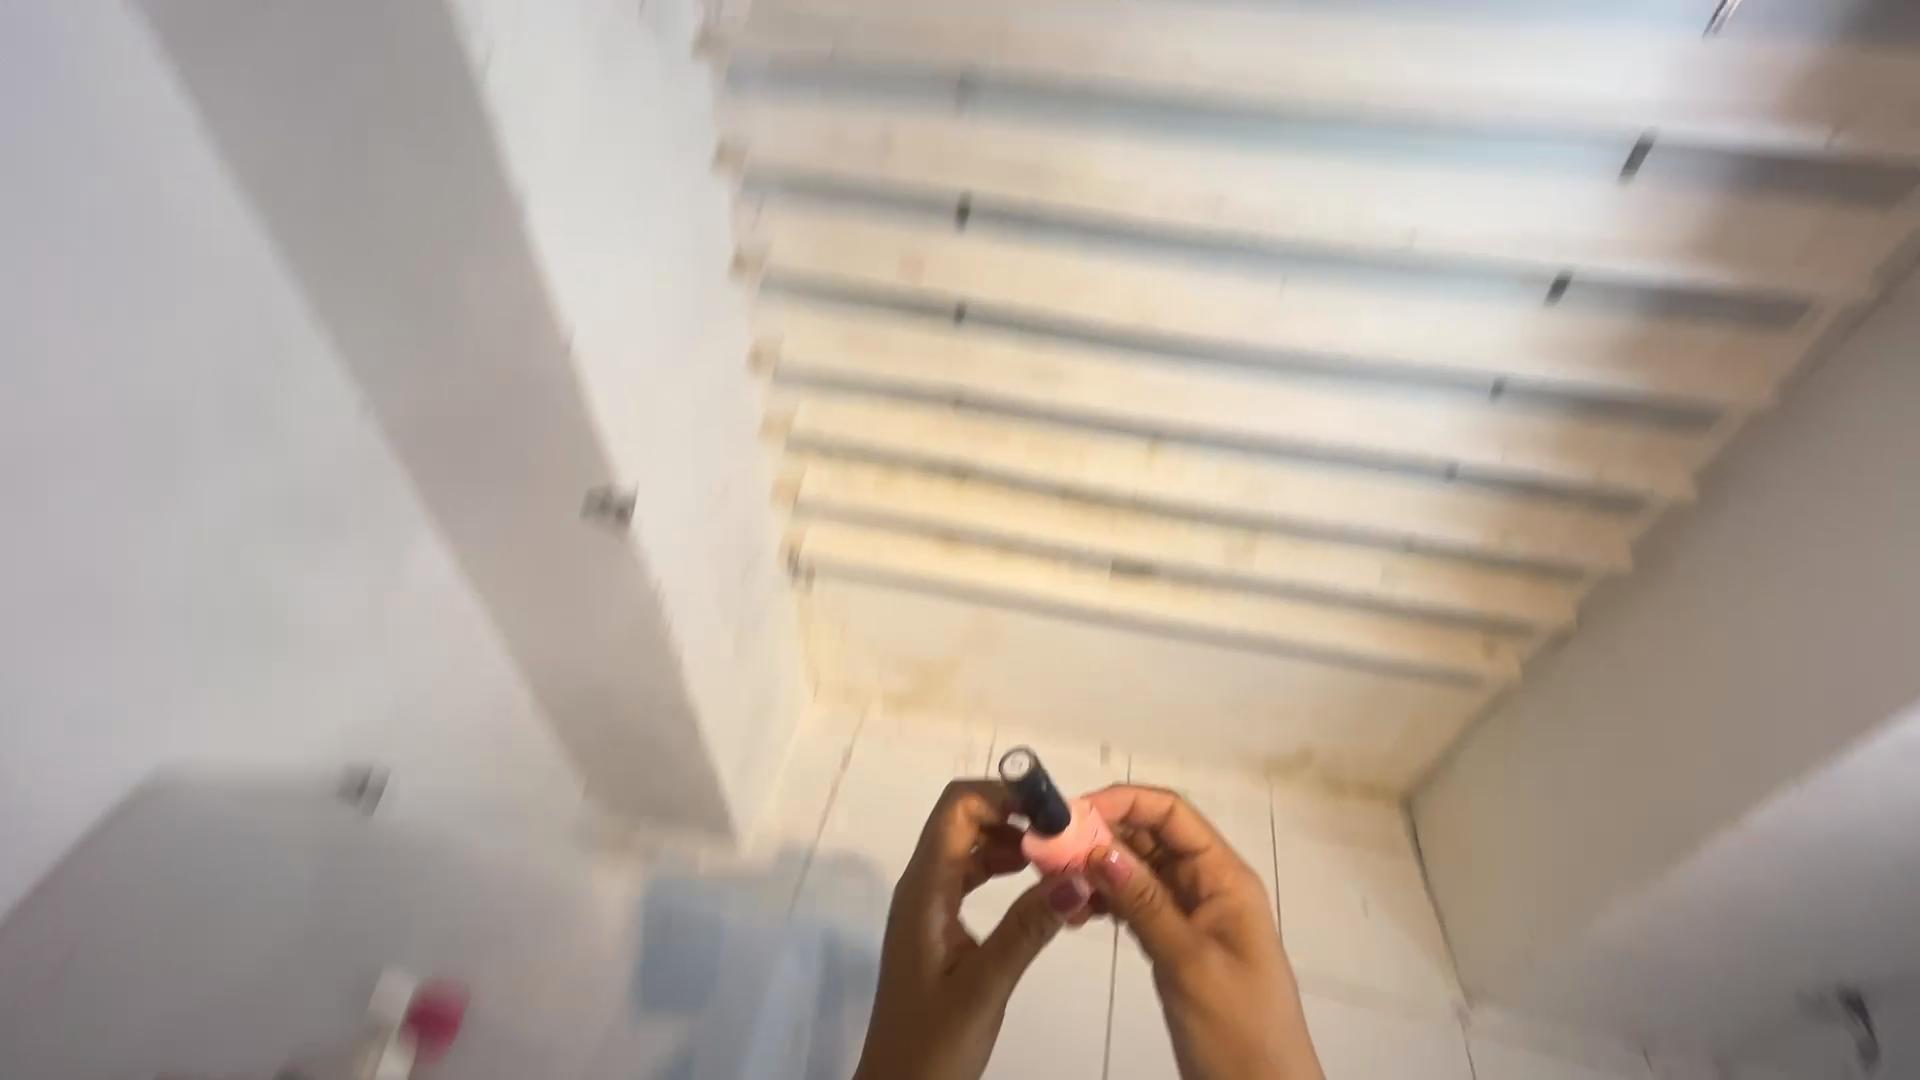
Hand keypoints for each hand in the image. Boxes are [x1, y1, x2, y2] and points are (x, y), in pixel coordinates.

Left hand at [854, 780, 1089, 1079]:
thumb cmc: (933, 1044)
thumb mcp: (985, 985)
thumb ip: (1029, 926)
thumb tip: (1078, 874)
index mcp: (924, 886)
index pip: (957, 808)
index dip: (1002, 795)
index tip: (1051, 809)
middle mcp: (922, 882)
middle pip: (963, 819)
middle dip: (1013, 814)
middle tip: (1065, 832)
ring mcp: (928, 902)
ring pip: (969, 845)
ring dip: (1011, 841)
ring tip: (1059, 857)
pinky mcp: (938, 922)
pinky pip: (970, 874)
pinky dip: (1002, 868)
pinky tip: (1035, 883)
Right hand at [1084, 785, 1325, 1079]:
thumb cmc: (1239, 1027)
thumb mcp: (1190, 961)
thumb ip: (1144, 901)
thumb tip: (1098, 847)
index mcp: (1223, 876)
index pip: (1171, 813)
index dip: (1124, 801)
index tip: (1074, 813)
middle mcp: (1205, 883)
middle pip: (1149, 836)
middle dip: (1101, 834)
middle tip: (1051, 848)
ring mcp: (1187, 912)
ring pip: (1136, 867)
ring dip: (1097, 867)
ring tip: (1057, 881)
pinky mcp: (1171, 939)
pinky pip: (1132, 901)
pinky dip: (1103, 900)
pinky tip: (1075, 911)